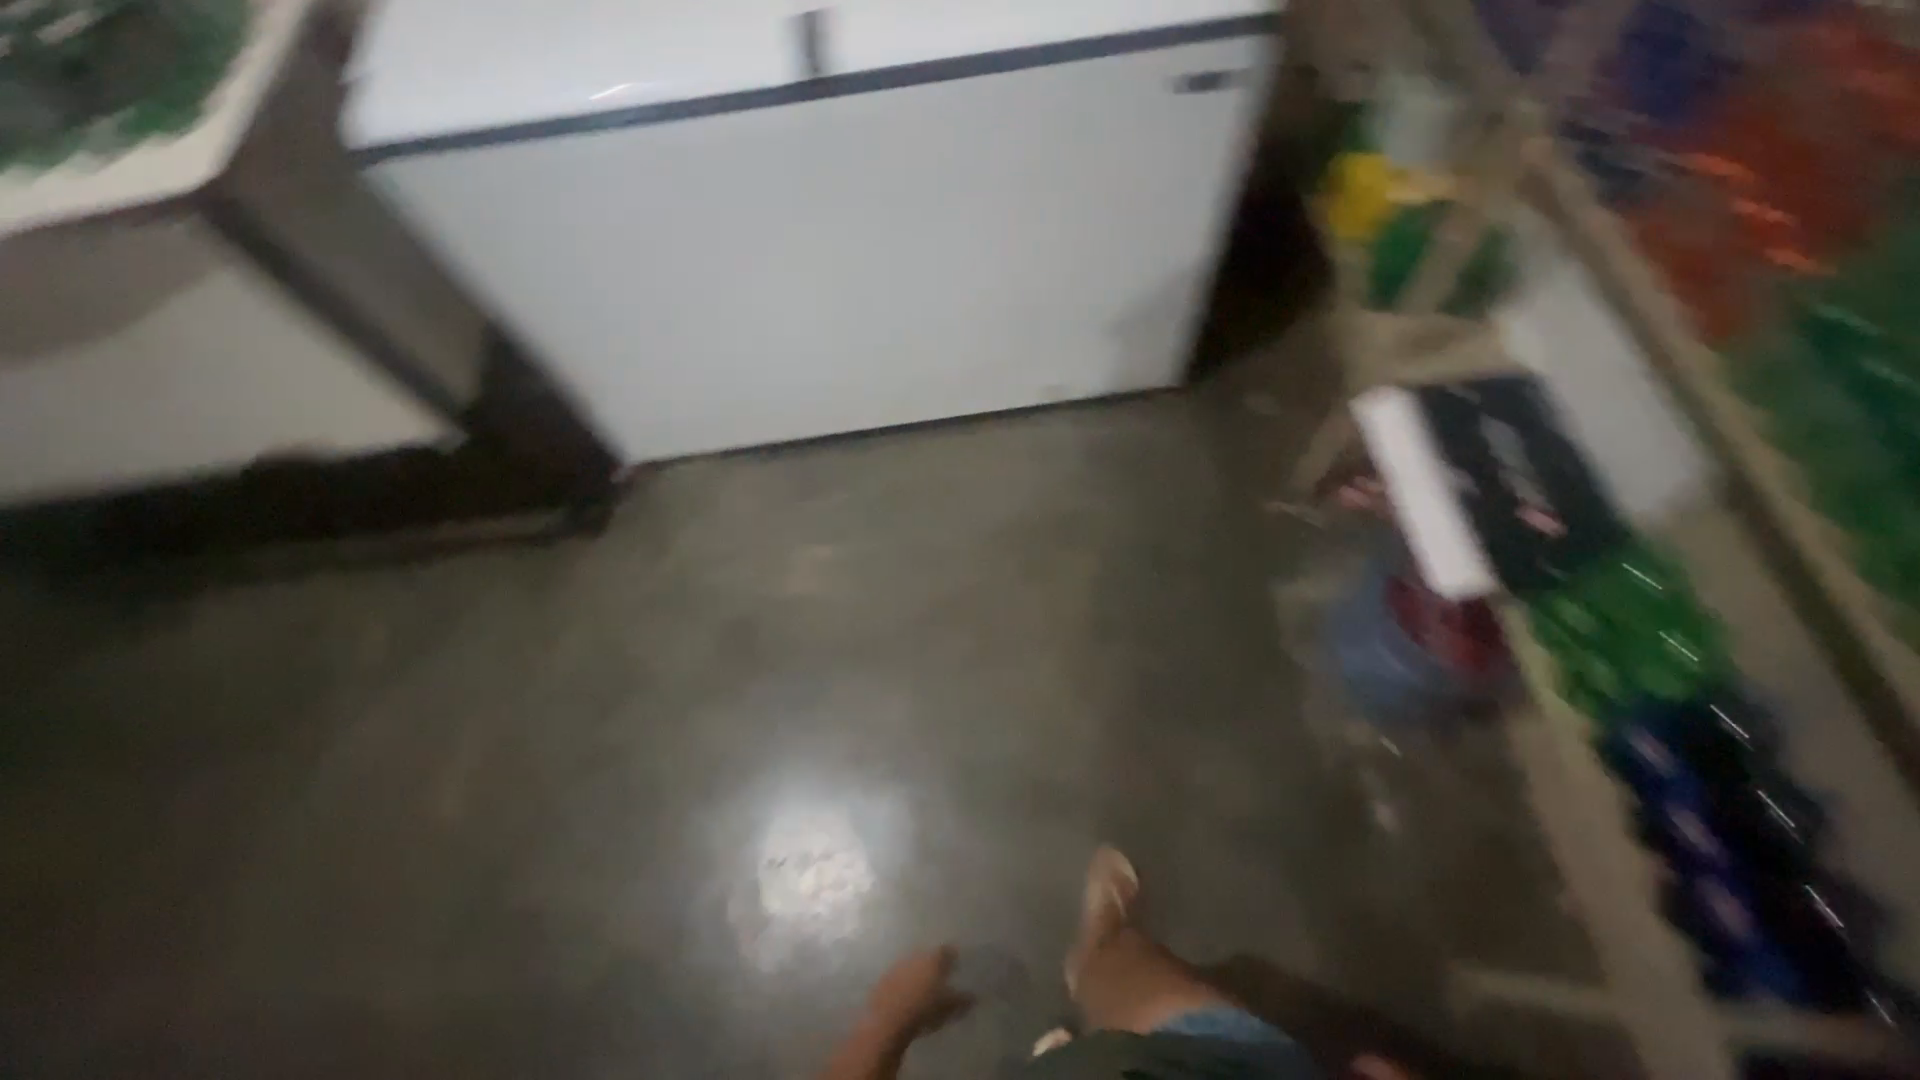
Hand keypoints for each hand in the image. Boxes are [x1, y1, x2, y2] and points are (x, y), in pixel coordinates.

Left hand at [863, 945, 971, 1040]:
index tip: (955, 962)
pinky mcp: (884, 978)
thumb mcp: (949, 1008)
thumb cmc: (924, 1010)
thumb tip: (973, 996)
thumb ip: (962, 1000)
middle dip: (933, 963)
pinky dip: (903, 982)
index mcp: (933, 959)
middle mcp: (916, 956)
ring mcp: (897, 965)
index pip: (946, 950)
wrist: (888, 1019)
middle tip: (939, 975)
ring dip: (916, 972)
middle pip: (927, 955)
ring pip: (911, 965)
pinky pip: (898, 977)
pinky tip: (905, 993)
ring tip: (922, 986)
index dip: (951, 956)